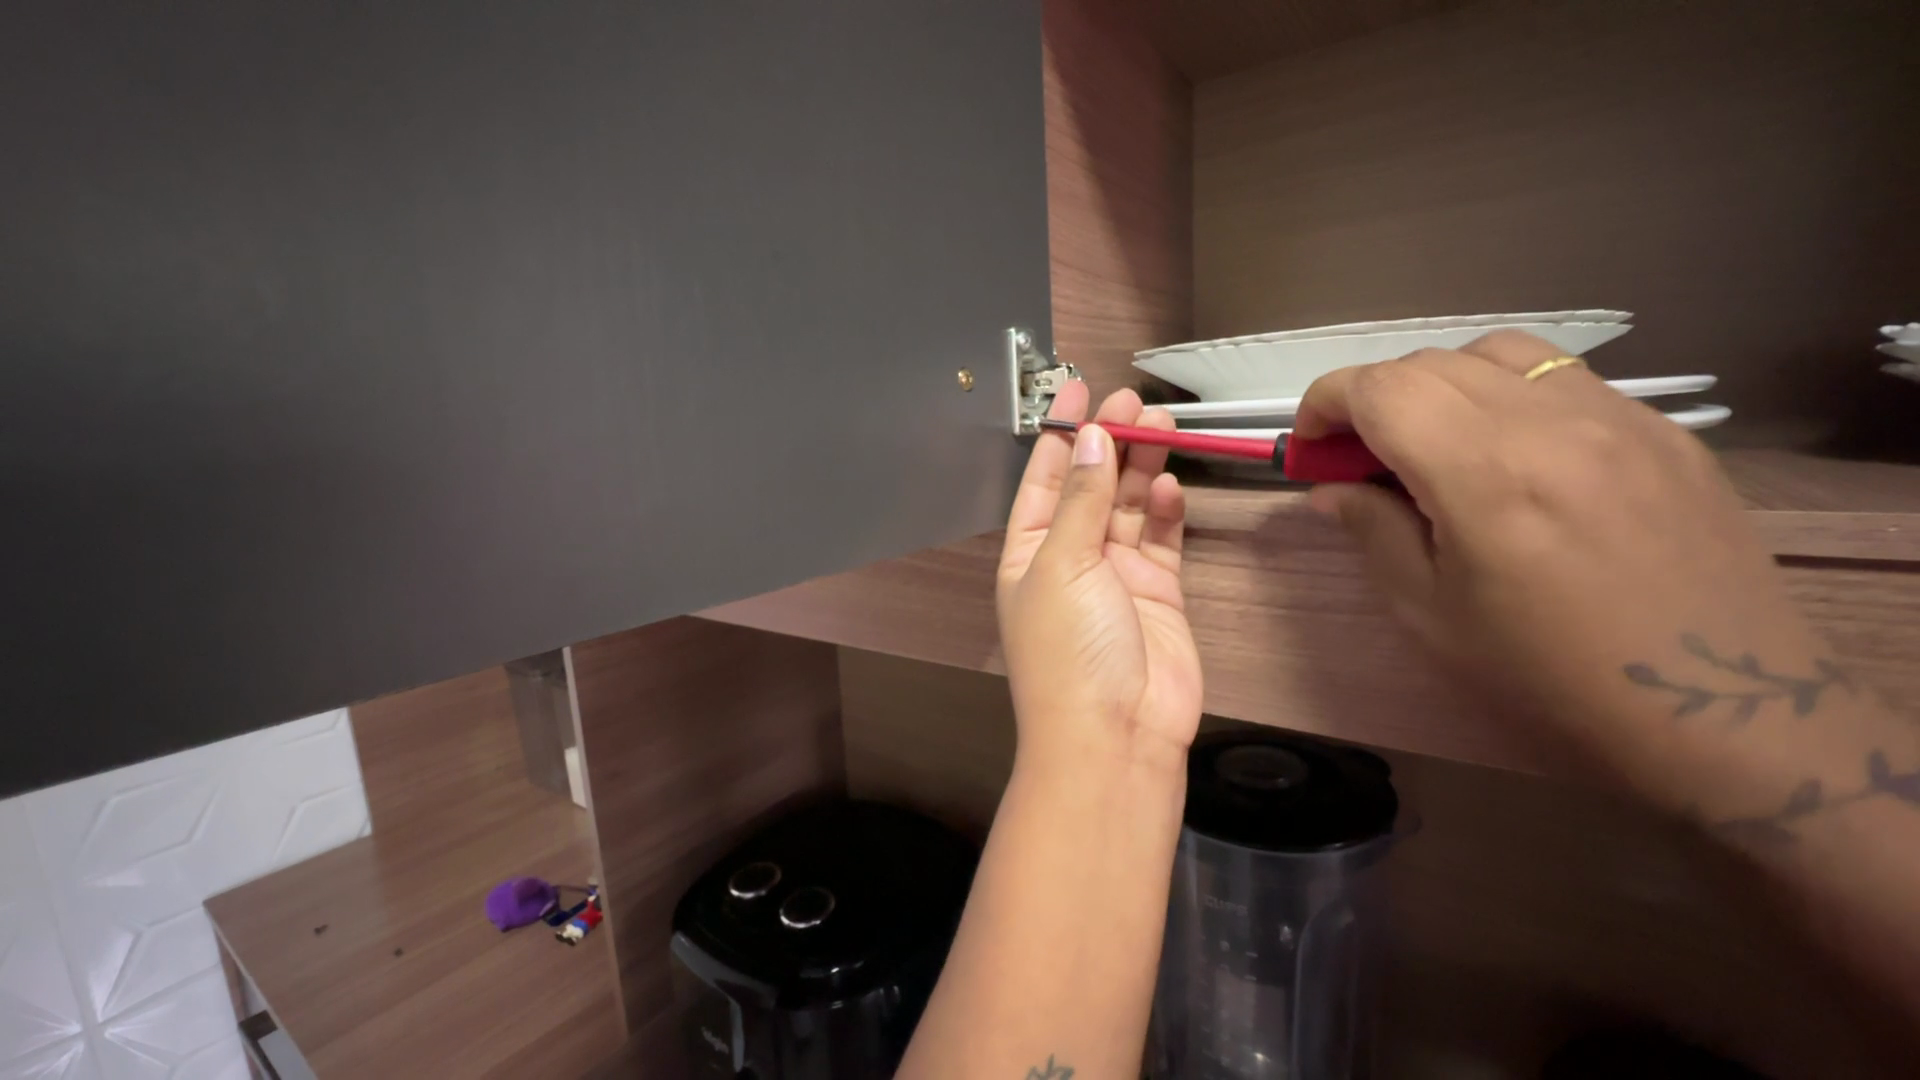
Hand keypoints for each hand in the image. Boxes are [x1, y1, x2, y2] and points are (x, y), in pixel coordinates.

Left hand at [997, 383, 1202, 772]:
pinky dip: (1166, 511)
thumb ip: (1080, 498)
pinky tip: (1171, 484)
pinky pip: (1160, 540)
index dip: (1059, 433)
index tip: (1078, 387)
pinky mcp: (1157, 593)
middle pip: (1089, 486)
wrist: (1116, 736)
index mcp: (1029, 552)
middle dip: (1108, 443)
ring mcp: (1115, 576)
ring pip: (1128, 507)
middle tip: (1134, 401)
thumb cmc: (1069, 650)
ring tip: (1161, 424)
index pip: (1043, 478)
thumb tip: (1089, 437)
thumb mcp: (1063, 563)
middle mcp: (1069, 559)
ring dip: (1142, 467)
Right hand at [1295, 331, 1832, 783]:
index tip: (1310, 446)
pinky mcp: (1662, 430)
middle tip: (1362, 459)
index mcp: (1484, 474)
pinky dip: (1506, 394)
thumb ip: (1373, 531)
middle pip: (1429, 363)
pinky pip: (1562, 378)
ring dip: (1439, 383)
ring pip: (1498, 352)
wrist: (1724, 706)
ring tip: (1434, 443)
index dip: (1325, 404)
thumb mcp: (1430, 614)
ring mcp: (1617, 417)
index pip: (1380, 389)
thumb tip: (1332, 487)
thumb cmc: (1548, 674)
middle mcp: (1551, 422)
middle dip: (1372, 399)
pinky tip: (1511, 453)